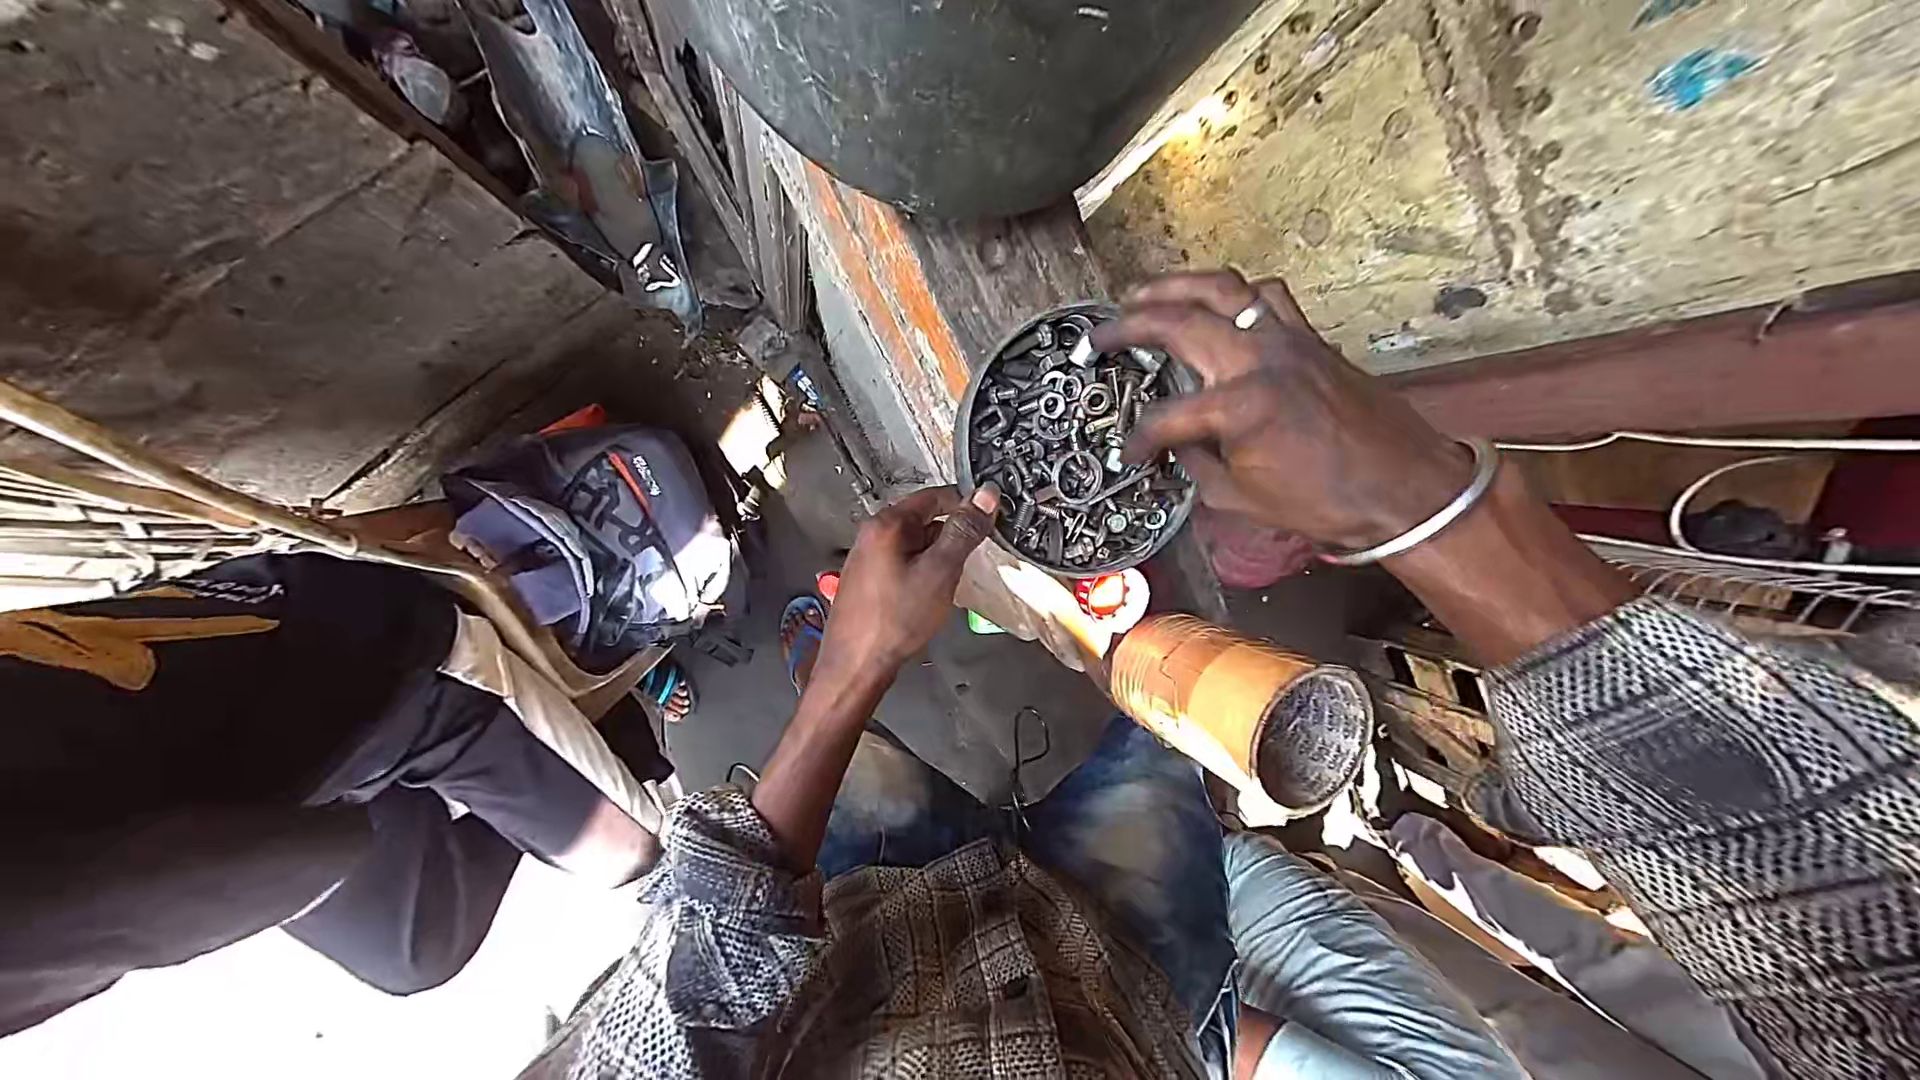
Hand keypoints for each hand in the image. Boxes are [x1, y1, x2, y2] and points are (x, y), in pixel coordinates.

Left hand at [817, 484, 1000, 680]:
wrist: (856, 664)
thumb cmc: (897, 618)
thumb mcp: (941, 571)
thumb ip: (964, 531)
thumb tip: (986, 495)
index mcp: (887, 524)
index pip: (936, 496)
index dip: (966, 505)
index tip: (988, 524)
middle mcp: (872, 534)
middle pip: (924, 519)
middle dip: (951, 536)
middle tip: (968, 562)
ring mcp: (867, 557)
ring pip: (915, 544)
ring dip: (937, 557)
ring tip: (948, 584)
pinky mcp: (868, 580)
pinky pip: (903, 563)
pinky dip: (921, 572)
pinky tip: (927, 596)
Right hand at [1091, 270, 1471, 549]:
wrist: (1401, 487)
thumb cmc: (1324, 500)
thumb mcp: (1238, 495)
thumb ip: (1195, 461)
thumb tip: (1174, 444)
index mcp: (1240, 407)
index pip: (1165, 417)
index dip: (1140, 438)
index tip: (1131, 452)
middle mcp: (1260, 360)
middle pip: (1178, 322)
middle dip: (1128, 326)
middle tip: (1100, 336)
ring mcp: (1287, 340)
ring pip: (1222, 288)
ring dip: (1175, 286)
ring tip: (1142, 295)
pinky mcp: (1309, 337)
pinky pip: (1265, 296)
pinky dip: (1232, 292)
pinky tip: (1215, 303)